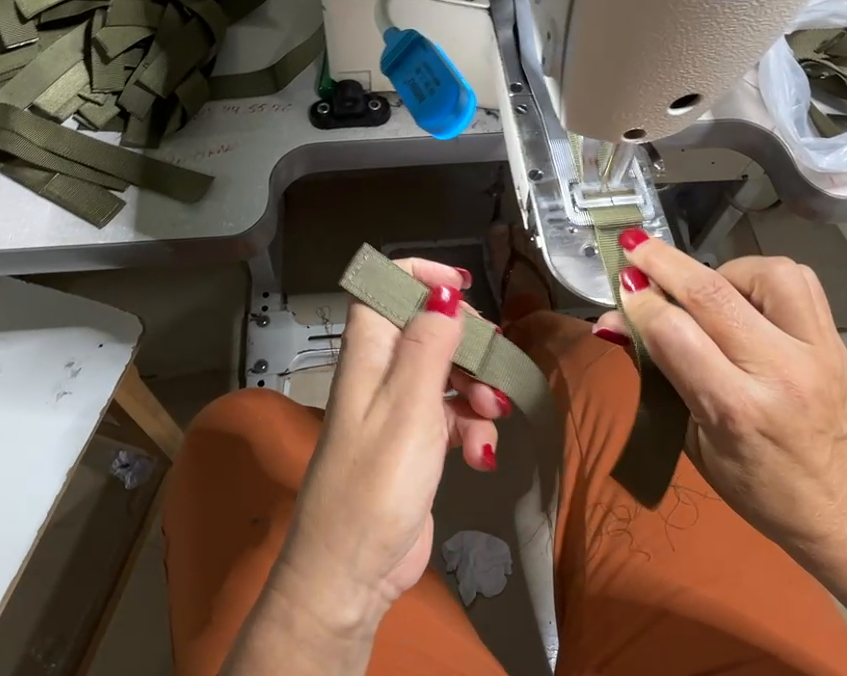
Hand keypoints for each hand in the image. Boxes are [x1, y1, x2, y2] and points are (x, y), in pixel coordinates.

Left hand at [273, 258, 510, 632]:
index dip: (421, 277)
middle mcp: (381, 373)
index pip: (384, 288)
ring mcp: (399, 409)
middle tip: (491, 366)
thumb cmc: (376, 482)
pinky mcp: (417, 444)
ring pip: (448, 373)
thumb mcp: (409, 406)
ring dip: (477, 389)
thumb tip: (442, 289)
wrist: (354, 570)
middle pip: (428, 328)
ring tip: (491, 417)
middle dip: (467, 342)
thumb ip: (429, 344)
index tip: (465, 288)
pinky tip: (481, 458)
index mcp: (368, 352)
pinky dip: (471, 430)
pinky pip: (452, 416)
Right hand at [597, 234, 846, 557]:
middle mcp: (780, 373)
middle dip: (664, 264)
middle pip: (713, 293)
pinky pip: (797, 280)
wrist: (837, 506)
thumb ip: (657, 373)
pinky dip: (759, 275)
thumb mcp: (690, 438)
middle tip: (634, 249)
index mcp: (736, 411)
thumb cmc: (752, 483)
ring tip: (701, 287)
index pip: (676, 334)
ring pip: (765, 273)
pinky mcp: (834, 339)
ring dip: (721, 268)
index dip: (641, 302)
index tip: (622, 287)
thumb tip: (613, 321)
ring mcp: (816, 351)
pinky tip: (740, 293)